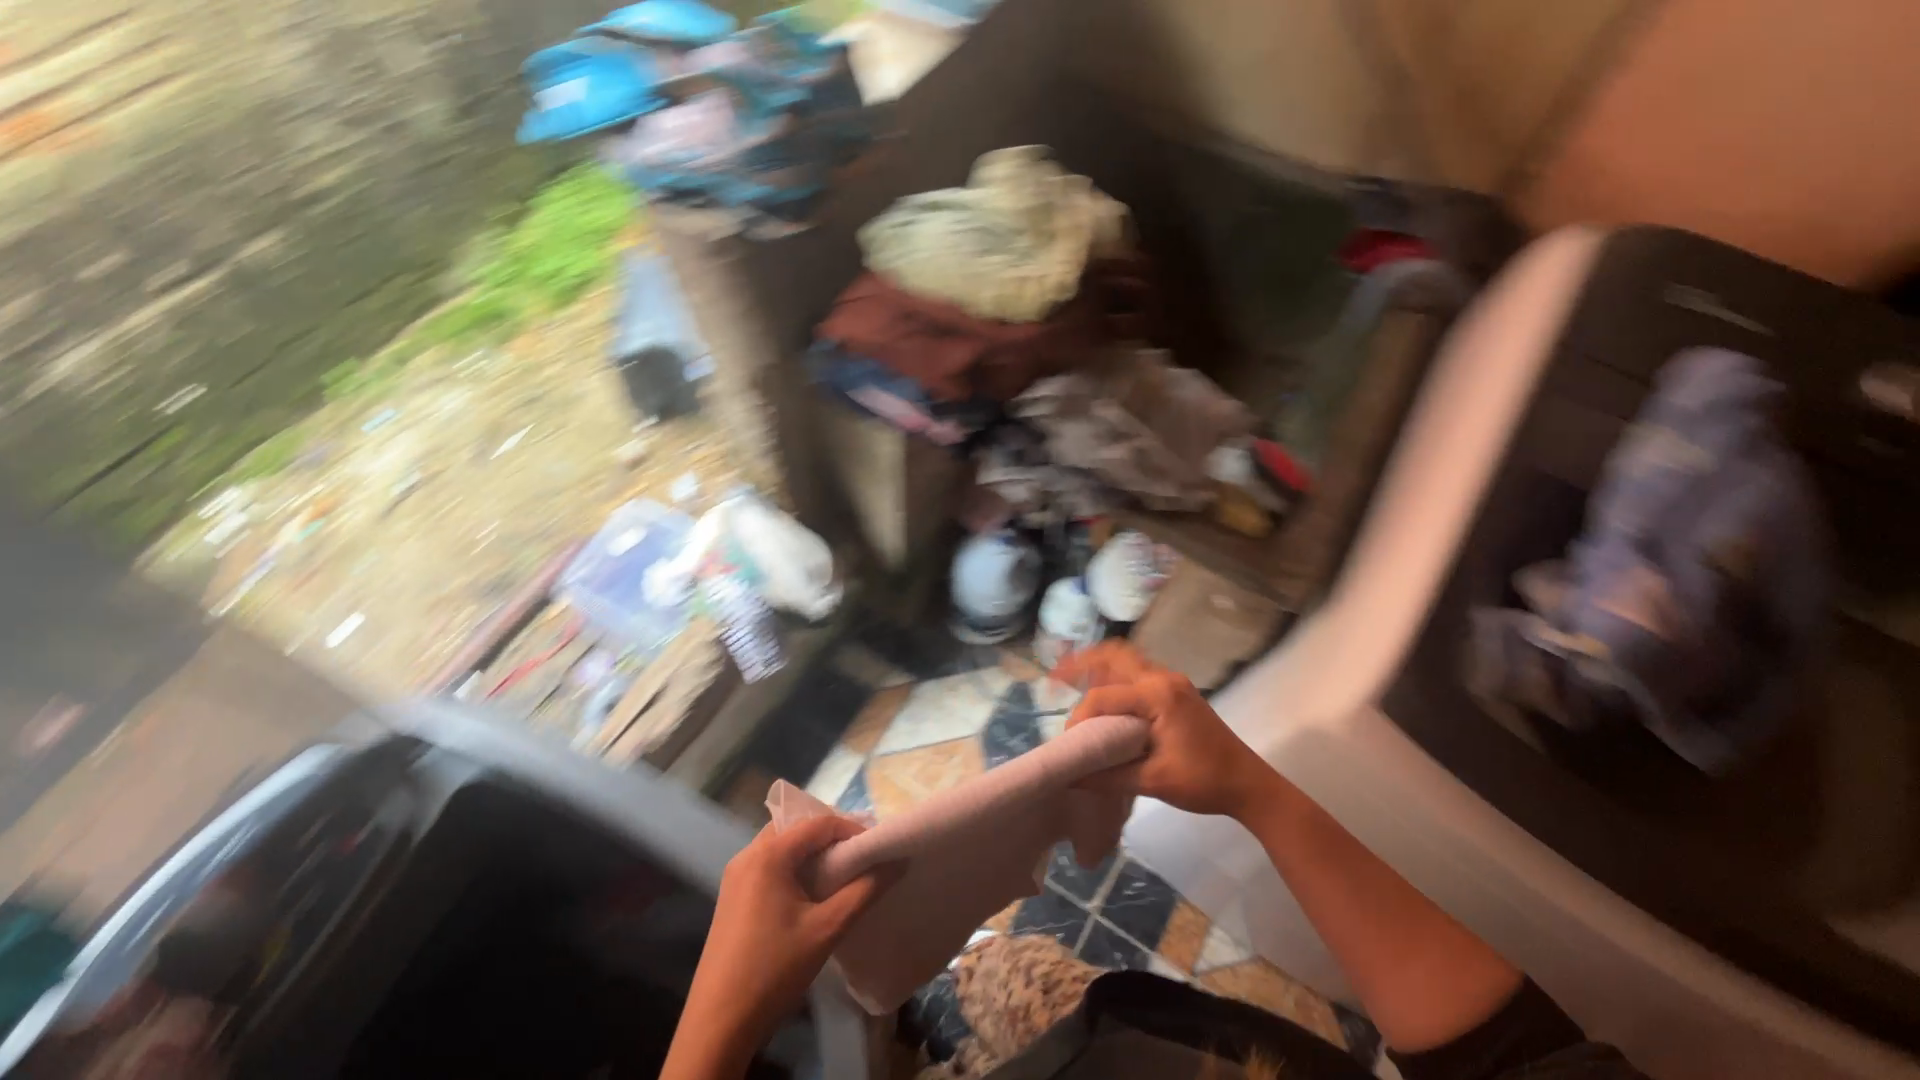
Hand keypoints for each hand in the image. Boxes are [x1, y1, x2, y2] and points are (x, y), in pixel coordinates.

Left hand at [679, 816, 892, 1049]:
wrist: (719, 1021)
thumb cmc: (775, 968)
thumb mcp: (827, 928)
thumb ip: (865, 889)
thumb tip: (897, 861)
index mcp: (768, 855)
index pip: (818, 823)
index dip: (852, 830)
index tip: (878, 850)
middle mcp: (747, 855)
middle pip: (796, 828)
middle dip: (831, 838)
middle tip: (860, 859)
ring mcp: (735, 876)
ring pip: (781, 847)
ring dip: (811, 854)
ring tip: (841, 877)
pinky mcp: (731, 897)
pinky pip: (768, 866)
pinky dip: (793, 868)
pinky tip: (810, 896)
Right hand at [1055, 641, 1273, 818]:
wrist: (1249, 785)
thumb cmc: (1204, 782)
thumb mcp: (1152, 782)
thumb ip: (1107, 776)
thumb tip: (1068, 776)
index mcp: (1158, 696)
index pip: (1104, 697)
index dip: (1080, 717)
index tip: (1069, 743)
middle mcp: (1164, 679)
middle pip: (1115, 655)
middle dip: (1082, 662)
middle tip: (1055, 677)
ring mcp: (1173, 683)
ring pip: (1127, 661)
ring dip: (1100, 668)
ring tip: (1072, 682)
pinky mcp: (1177, 692)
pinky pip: (1139, 674)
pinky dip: (1117, 679)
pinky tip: (1104, 699)